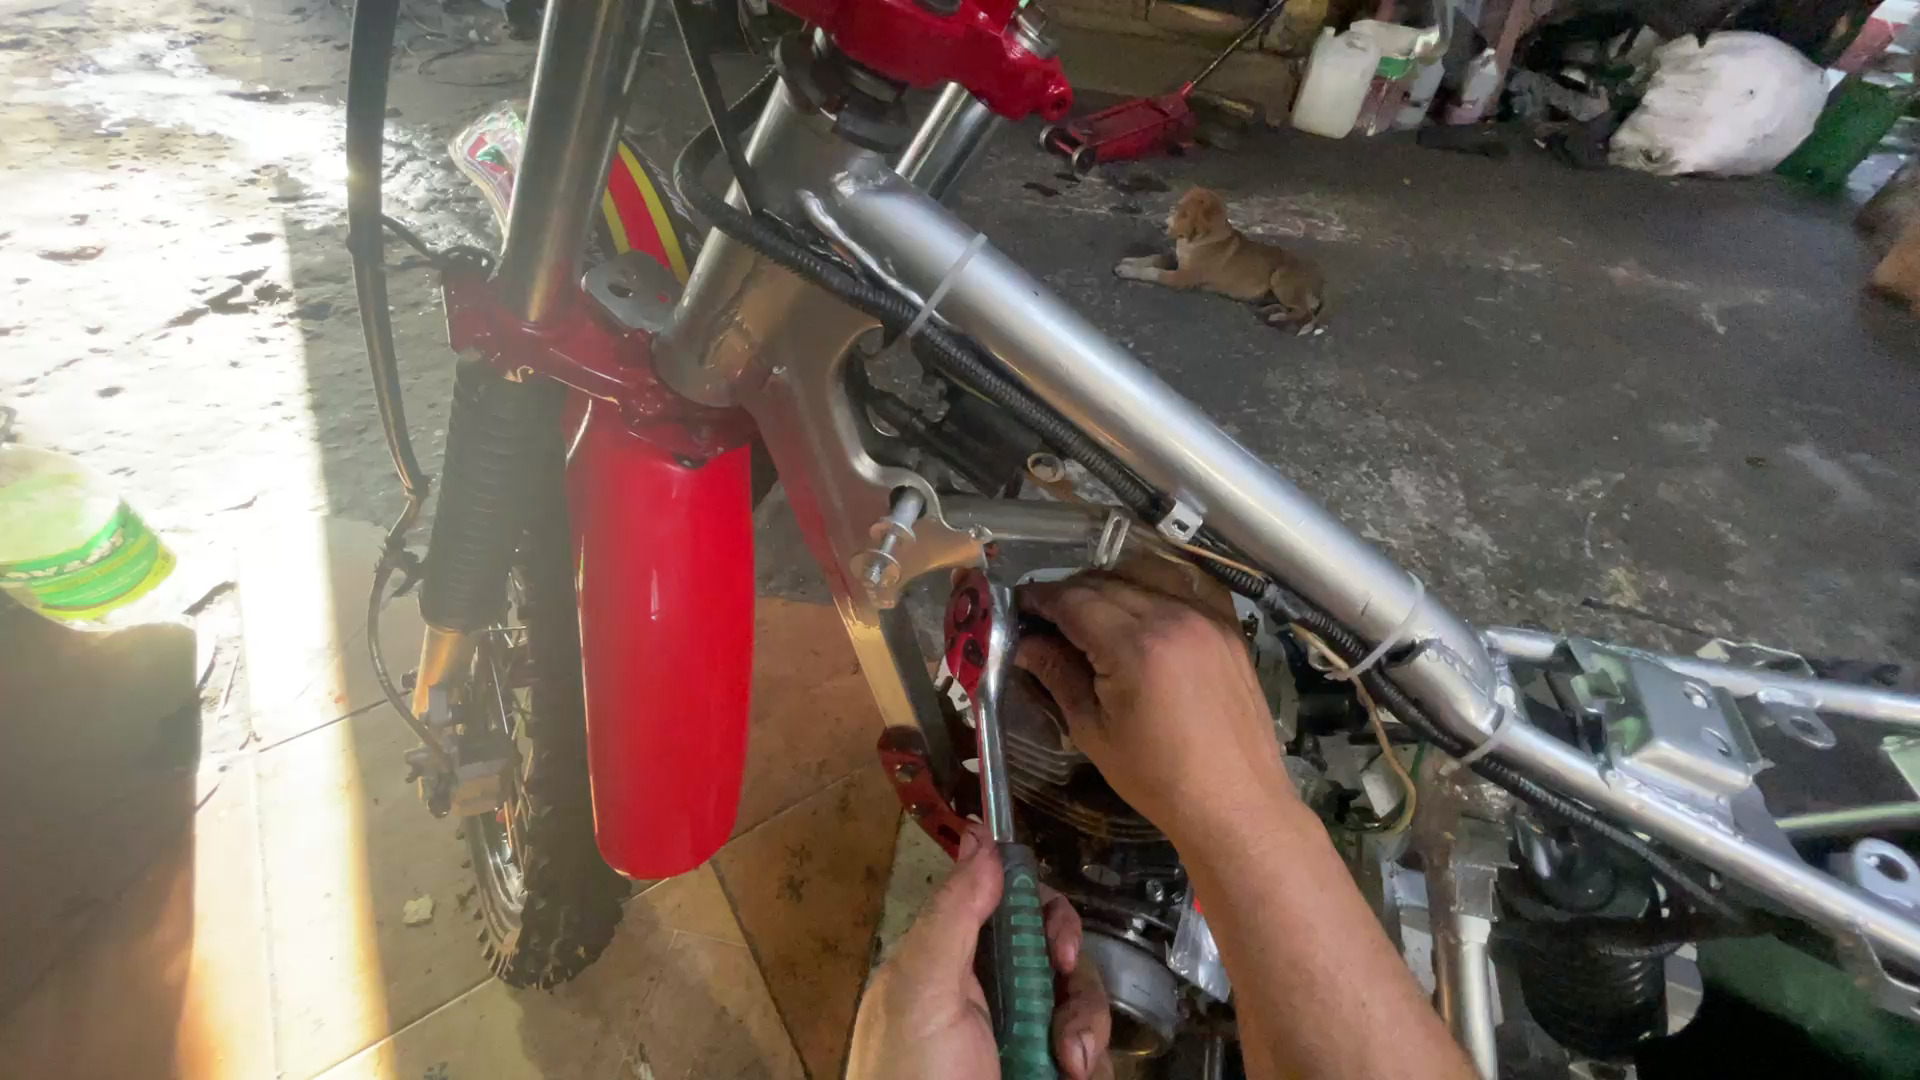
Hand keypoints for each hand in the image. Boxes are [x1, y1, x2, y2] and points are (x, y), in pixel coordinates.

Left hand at [847, 825, 1111, 1079]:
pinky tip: (1072, 1076)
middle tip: (1065, 968)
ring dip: (1084, 1017)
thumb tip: (979, 832)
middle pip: (1046, 937)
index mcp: (946, 960)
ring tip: (1067, 1059)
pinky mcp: (1055, 1073)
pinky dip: (1091, 1059)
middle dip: (1065, 950)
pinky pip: (1092, 1046)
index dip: (1028, 895)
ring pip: (1078, 990)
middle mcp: (987, 991)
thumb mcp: (921, 990)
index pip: (996, 898)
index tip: (1045, 917)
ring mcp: (1024, 1036)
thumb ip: (954, 911)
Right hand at [1015, 572, 1292, 847]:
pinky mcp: (1227, 627)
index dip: (1040, 599)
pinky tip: (1134, 615)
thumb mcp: (1092, 730)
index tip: (1018, 606)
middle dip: (1068, 593)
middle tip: (1044, 618)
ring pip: (1142, 576)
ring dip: (1106, 587)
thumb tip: (1023, 643)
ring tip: (1087, 616)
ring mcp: (1205, 617)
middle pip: (1104, 582)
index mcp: (1134, 646)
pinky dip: (1148, 590)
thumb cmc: (1157, 778)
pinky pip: (1179, 588)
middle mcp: (1172, 617)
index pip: (1073, 600)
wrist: (1236, 805)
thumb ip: (1057, 675)